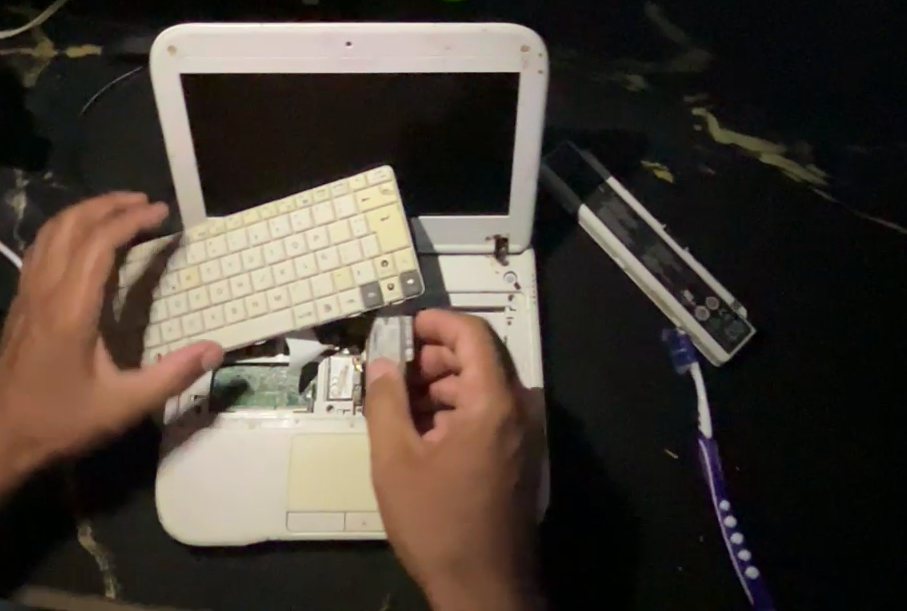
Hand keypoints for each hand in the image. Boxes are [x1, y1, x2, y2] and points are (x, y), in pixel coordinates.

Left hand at [0, 193, 219, 471]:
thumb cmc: (58, 421)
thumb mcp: (122, 406)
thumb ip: (171, 376)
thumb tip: (215, 349)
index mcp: (71, 309)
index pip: (99, 243)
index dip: (132, 219)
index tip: (162, 212)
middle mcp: (46, 291)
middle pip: (72, 224)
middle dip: (110, 204)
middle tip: (145, 202)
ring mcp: (28, 293)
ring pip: (52, 231)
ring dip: (86, 211)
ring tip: (119, 209)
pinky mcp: (21, 302)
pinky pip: (41, 247)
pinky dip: (67, 228)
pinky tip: (84, 237)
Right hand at [364, 309, 540, 610]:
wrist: (484, 591)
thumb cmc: (438, 523)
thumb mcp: (395, 460)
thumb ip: (386, 402)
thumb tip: (384, 361)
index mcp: (494, 401)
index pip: (473, 334)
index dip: (438, 322)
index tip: (405, 327)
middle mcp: (517, 408)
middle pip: (478, 357)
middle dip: (434, 356)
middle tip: (395, 370)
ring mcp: (522, 433)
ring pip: (482, 385)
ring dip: (442, 384)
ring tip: (400, 402)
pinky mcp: (518, 455)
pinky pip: (488, 412)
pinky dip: (456, 408)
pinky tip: (422, 430)